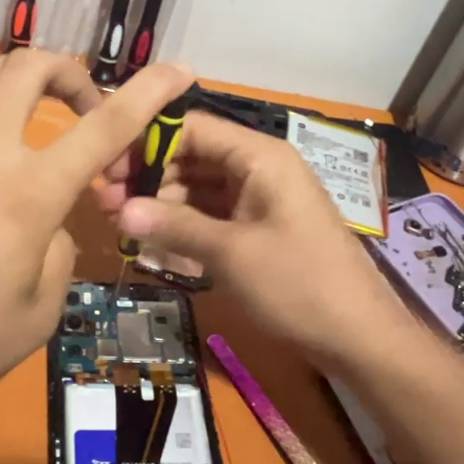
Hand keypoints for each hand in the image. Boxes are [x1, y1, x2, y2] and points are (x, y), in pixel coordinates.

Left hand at [0, 51, 194, 441]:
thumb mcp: (39, 310)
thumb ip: (58, 244)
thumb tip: (45, 218)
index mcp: (27, 192)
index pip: (105, 123)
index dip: (149, 91)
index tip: (178, 71)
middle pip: (28, 65)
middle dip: (71, 71)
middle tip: (87, 110)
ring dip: (22, 82)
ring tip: (39, 121)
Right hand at [99, 110, 408, 362]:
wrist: (359, 335)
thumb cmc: (298, 284)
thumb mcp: (230, 254)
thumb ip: (174, 225)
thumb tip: (118, 210)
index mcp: (260, 157)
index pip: (192, 128)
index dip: (146, 144)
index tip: (105, 170)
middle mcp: (261, 168)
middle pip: (193, 156)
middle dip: (149, 177)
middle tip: (104, 205)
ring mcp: (262, 199)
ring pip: (201, 187)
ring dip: (163, 203)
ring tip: (120, 224)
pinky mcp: (261, 228)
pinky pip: (215, 214)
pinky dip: (186, 224)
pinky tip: (153, 240)